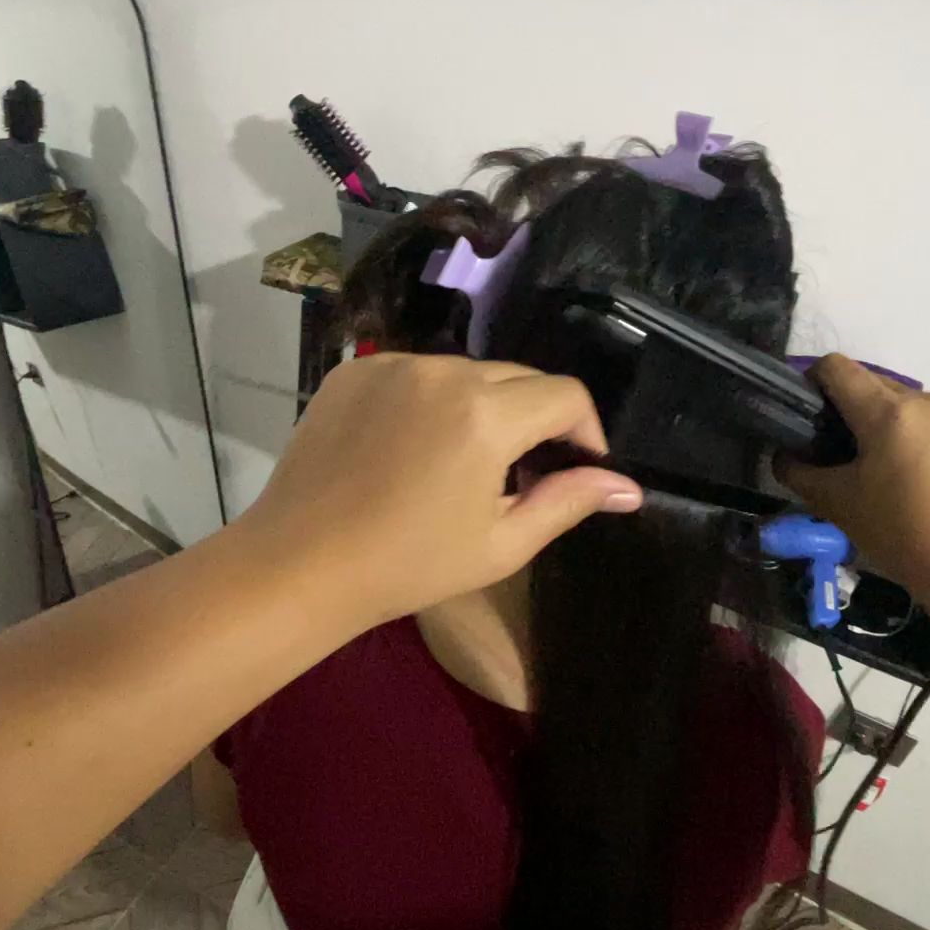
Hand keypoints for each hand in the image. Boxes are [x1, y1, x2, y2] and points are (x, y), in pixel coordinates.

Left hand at [230, 354, 642, 625]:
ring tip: (462, 462)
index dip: (584, 430)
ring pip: (467, 373)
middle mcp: (443, 371)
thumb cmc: (410, 565)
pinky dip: (431, 400)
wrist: (301, 563)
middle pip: (519, 378)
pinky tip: (413, 446)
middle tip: (521, 473)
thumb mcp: (501, 543)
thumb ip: (568, 502)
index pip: (565, 395)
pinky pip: (416, 373)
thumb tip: (628, 487)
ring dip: (483, 408)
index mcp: (486, 414)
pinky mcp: (355, 370)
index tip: (577, 467)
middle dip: (536, 419)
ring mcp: (393, 364)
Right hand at [775, 354, 929, 601]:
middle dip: (846, 407)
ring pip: (903, 404)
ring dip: (880, 422)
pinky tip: (910, 480)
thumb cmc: (904, 536)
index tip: (802, 411)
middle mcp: (928, 402)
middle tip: (832, 449)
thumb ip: (799, 472)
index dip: (810, 379)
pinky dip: (910, 437)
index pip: (837, 368)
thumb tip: (784, 456)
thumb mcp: (837, 505)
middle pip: (871, 383)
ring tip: (874, 468)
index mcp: (889, 412)